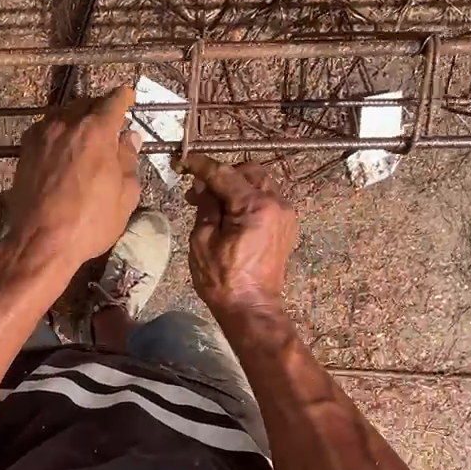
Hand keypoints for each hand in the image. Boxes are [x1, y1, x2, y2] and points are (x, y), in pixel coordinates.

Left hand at [0, 86, 141, 271]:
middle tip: (109, 122)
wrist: (40, 242)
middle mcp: (67, 124)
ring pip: (63, 115)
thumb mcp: (125, 196)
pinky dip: (58, 132)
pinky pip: (46, 130)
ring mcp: (42, 136)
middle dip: (100, 109)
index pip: (114, 101)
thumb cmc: (89, 223)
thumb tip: (128, 139)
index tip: (128, 96)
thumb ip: (128, 161)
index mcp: (97, 131)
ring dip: (77, 119)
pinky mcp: (25, 151)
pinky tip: (63, 147)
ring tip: (85, 134)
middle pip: (86, 104)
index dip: (124, 98)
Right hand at [183, 154, 297, 322]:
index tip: (184, 162)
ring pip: (260, 184)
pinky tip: (230, 215)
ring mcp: (285, 215)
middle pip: (248, 172)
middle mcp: (277, 203)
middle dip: (222, 175)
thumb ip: (206, 207)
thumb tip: (204, 187)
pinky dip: (247, 199)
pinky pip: (266, 200)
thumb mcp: (202, 240)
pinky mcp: (285, 227)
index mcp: (256, 206)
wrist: (251, 308)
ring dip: (236, 187)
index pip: (225, 174)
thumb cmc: (222, 279)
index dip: (201, 166)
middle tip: (198, 191)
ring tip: (212, 204)